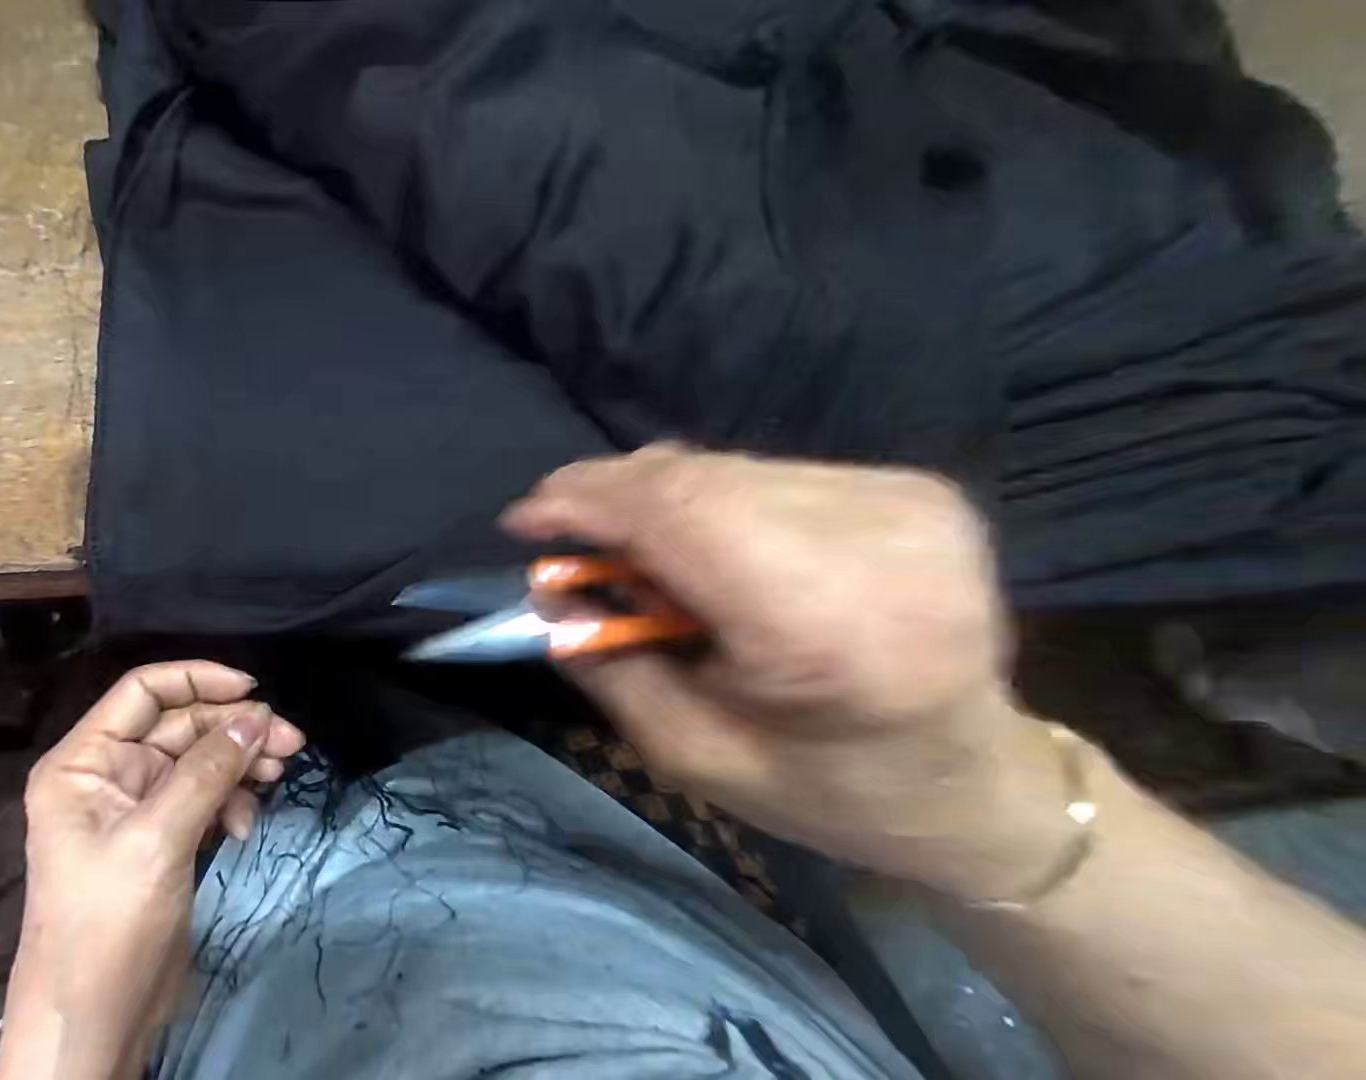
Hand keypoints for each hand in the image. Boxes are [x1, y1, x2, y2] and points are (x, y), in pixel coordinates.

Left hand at [0, 662, 305, 1079]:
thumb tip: (258, 717)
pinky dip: (233, 800)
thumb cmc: (107, 926)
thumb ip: (208, 771)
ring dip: (242, 762)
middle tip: (290, 742)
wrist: (96, 1023)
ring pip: (202, 758)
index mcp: (86, 762)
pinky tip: (246, 824)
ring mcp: (140, 804)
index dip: (198, 678)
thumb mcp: (158, 840)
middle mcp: (111, 773)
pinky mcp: (166, 834)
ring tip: (280, 774)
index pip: (144, 691)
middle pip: (184, 725)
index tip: (253, 690)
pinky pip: (208, 794)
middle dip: (236, 729)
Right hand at [502, 445, 1080, 901]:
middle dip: (606, 492)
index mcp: (827, 628)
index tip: (523, 520)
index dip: (588, 501)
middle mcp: (879, 542)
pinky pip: (763, 471)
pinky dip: (704, 495)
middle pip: (698, 478)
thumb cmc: (823, 788)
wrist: (975, 782)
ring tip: (619, 541)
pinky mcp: (911, 486)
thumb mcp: (689, 751)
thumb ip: (608, 662)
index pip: (682, 514)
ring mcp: (906, 502)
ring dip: (650, 495)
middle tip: (556, 524)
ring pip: (725, 466)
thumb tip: (547, 589)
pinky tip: (691, 537)